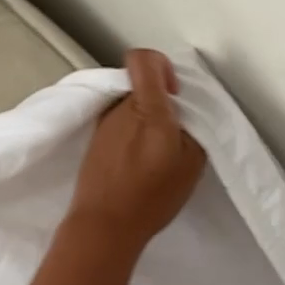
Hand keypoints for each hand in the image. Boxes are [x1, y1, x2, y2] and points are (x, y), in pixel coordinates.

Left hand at [65, 50, 206, 250]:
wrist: (104, 225)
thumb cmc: (151, 196)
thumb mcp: (191, 162)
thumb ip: (191, 127)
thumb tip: (182, 114)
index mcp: (146, 108)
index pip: (144, 59)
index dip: (162, 67)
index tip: (173, 93)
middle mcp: (119, 109)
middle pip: (139, 87)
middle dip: (158, 103)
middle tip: (172, 135)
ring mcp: (103, 125)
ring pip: (128, 109)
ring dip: (143, 123)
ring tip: (154, 157)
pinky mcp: (93, 143)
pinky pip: (118, 128)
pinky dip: (130, 138)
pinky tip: (138, 167)